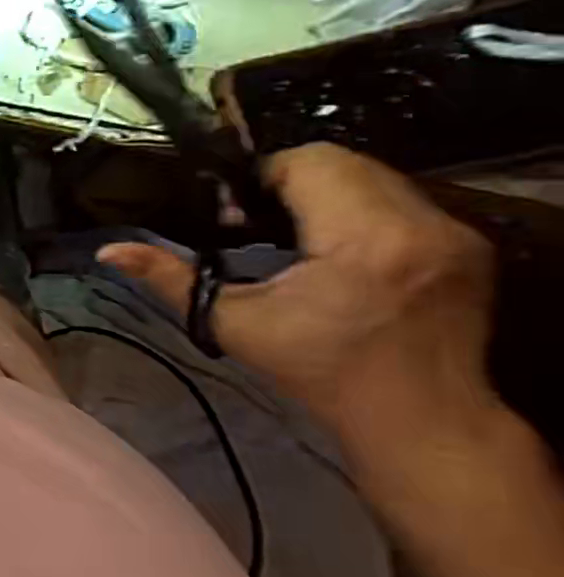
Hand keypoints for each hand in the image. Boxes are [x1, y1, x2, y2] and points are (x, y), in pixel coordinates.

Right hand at [98, 143, 498, 445]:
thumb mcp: (231, 323)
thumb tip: (108, 251)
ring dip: (323, 190)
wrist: (424, 416)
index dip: (259, 177)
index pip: (310, 162)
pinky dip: (356, 207)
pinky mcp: (467, 244)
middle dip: (287, 180)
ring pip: (373, 175)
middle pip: (343, 160)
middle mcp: (421, 226)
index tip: (234, 216)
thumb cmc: (320, 370)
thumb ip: (168, 278)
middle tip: (254, 222)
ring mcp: (453, 233)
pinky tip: (333, 246)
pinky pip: (399, 197)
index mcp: (364, 242)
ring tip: (292, 233)